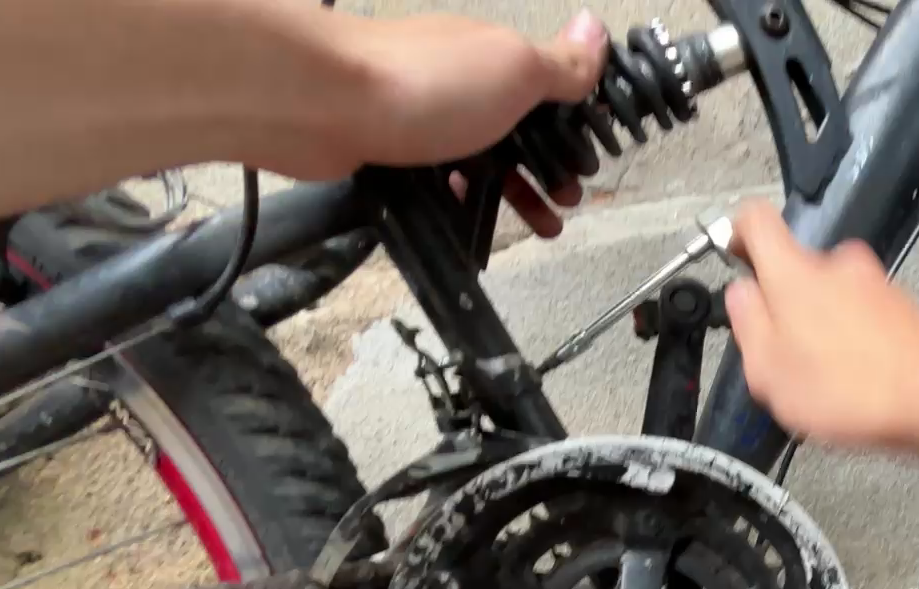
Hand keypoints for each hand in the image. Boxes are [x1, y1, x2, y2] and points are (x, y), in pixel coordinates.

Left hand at [315, 10, 611, 236]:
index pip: (549, 92)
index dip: (576, 126)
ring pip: (489, 162)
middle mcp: (463, 84)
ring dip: (523, 196)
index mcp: (494, 61)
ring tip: (545, 227)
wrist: (321, 103)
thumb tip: (596, 31)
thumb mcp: (514, 68)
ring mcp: (429, 119)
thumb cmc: (431, 85)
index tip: (593, 162)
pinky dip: (470, 203)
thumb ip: (560, 63)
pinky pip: (447, 182)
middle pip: (523, 132)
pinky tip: (480, 225)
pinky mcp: (399, 152)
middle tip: (570, 201)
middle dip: (555, 170)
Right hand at [723, 201, 918, 446]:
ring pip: (831, 298)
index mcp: (795, 274)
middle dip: (784, 308)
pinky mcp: (902, 308)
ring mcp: (876, 284)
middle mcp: (839, 265)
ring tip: (827, 379)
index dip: (736, 233)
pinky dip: (854, 342)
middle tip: (784, 354)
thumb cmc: (856, 391)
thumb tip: (741, 297)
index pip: (754, 219)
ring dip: (822, 330)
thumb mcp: (771, 372)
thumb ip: (747, 325)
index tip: (733, 254)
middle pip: (794, 271)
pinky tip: (858, 381)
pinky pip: (863, 318)